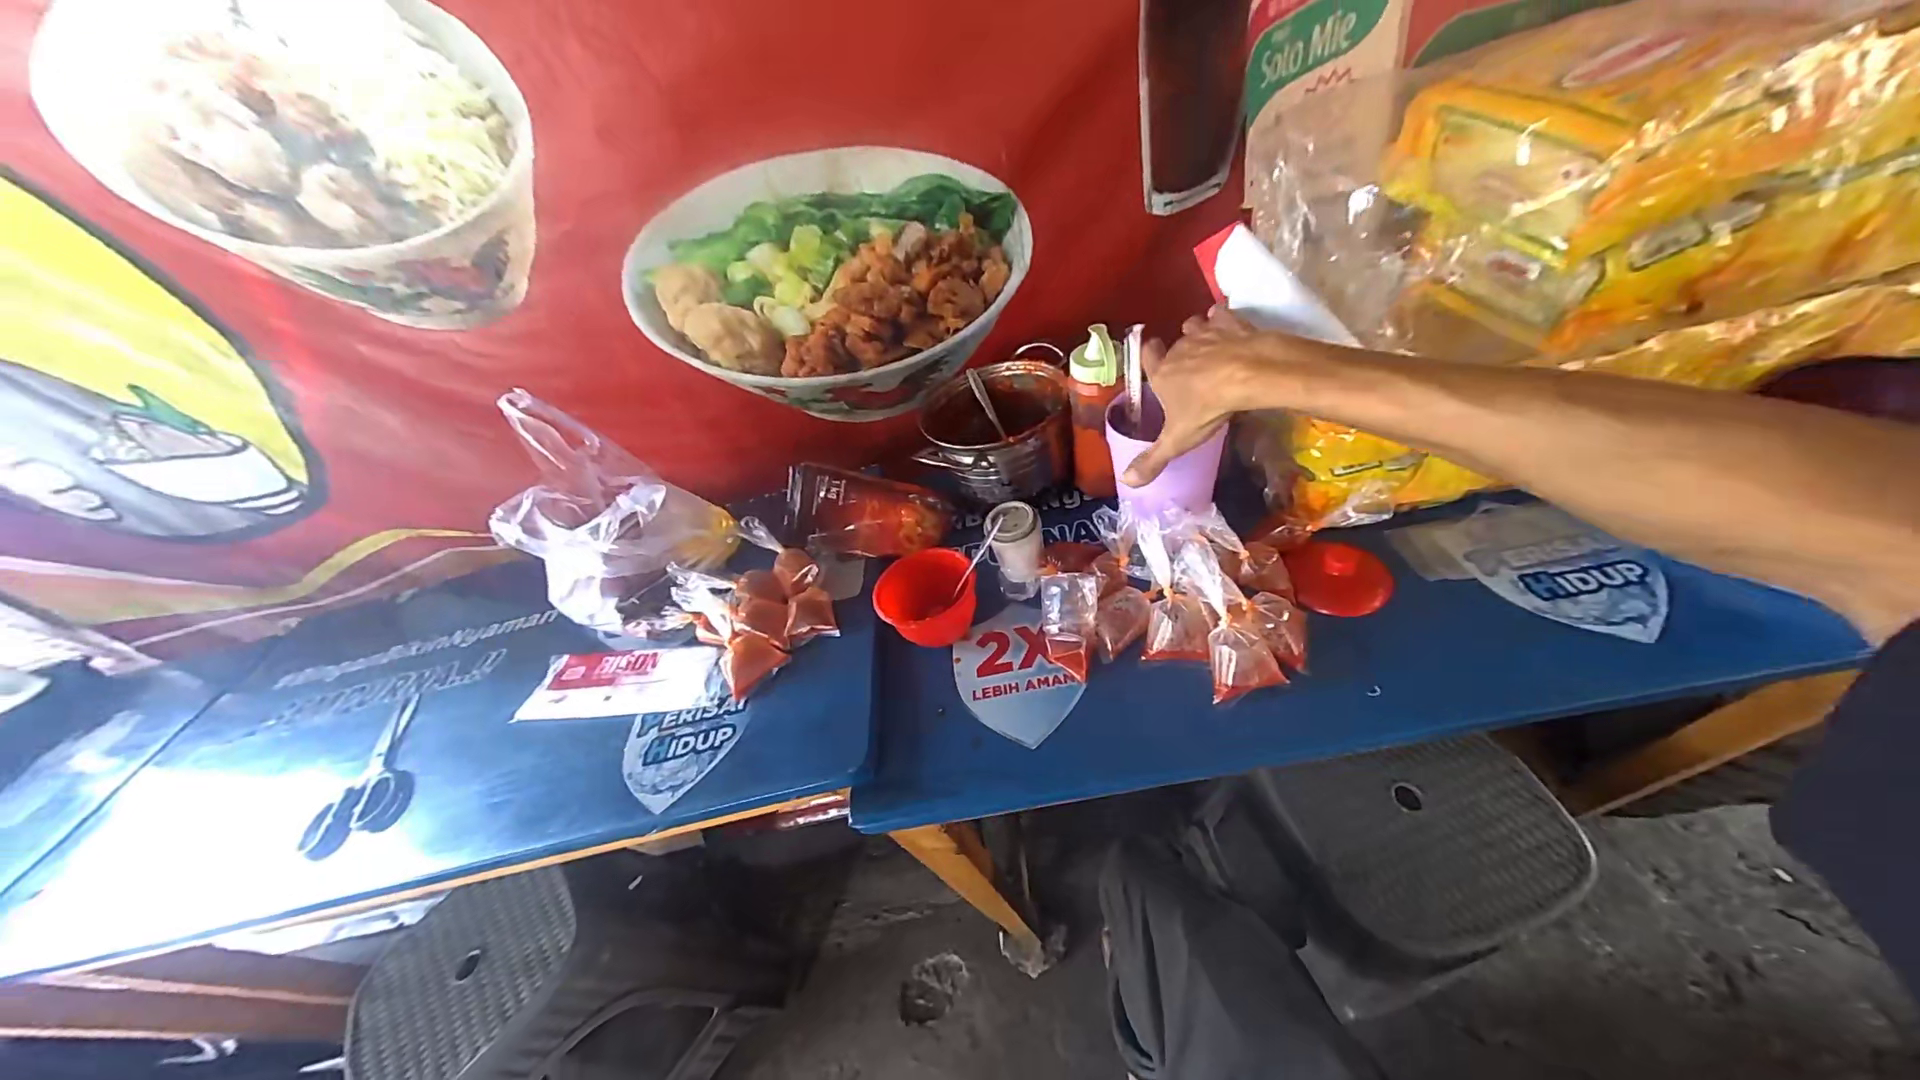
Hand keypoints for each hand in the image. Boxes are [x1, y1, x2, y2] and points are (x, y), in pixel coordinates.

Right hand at [1122, 306, 1269, 486]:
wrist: (1248, 374)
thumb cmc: (1208, 407)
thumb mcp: (1178, 439)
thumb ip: (1153, 459)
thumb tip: (1126, 481)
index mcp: (1162, 374)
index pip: (1147, 356)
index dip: (1149, 355)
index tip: (1153, 356)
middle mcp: (1179, 349)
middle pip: (1174, 343)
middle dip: (1178, 350)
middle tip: (1188, 366)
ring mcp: (1206, 333)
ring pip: (1195, 326)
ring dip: (1198, 332)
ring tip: (1207, 344)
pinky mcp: (1232, 323)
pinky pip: (1222, 314)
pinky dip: (1223, 318)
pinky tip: (1230, 327)